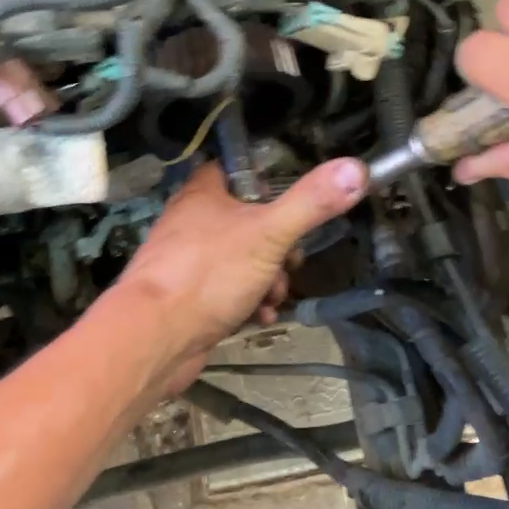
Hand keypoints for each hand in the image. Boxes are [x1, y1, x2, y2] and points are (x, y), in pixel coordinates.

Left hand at [109, 159, 366, 391]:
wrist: (153, 339)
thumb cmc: (207, 274)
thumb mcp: (269, 233)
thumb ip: (311, 203)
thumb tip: (355, 169)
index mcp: (203, 192)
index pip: (239, 171)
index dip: (269, 183)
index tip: (293, 203)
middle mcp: (191, 221)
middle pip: (247, 220)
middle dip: (277, 246)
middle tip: (289, 262)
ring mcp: (186, 260)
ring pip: (240, 259)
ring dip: (266, 278)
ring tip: (273, 296)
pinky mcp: (186, 297)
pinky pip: (226, 291)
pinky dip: (246, 303)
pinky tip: (258, 318)